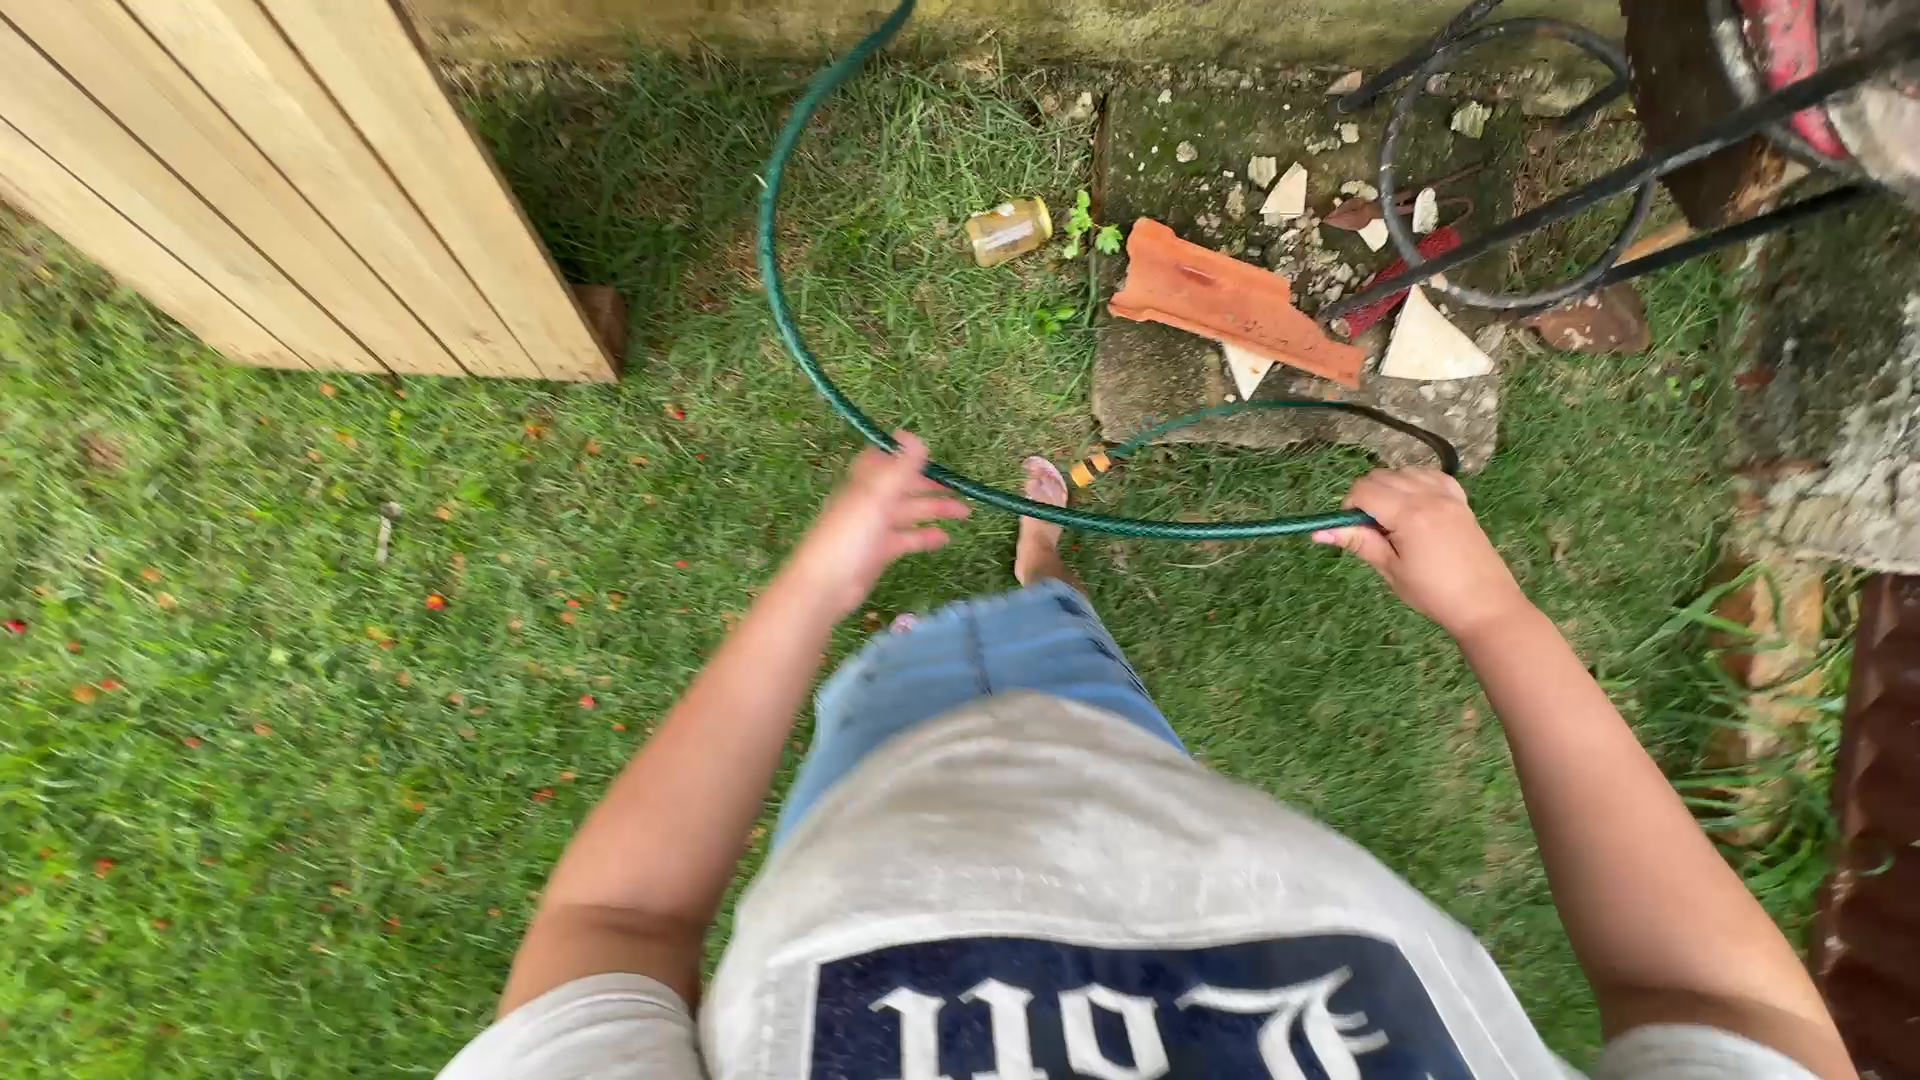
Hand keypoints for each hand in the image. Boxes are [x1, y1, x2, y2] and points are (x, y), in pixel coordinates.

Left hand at [780, 431, 970, 618]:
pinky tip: (945, 537)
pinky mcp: (880, 552)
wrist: (825, 584)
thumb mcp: (876, 496)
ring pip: (909, 512)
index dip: (906, 455)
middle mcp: (870, 501)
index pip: (885, 460)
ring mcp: (874, 528)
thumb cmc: (849, 536)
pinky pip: (907, 538)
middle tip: (961, 488)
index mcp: (865, 483)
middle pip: (903, 487)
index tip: (932, 454)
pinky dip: (926, 536)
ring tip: (965, 512)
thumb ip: (898, 467)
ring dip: (934, 510)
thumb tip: (910, 433)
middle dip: (930, 485)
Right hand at [1313, 468, 1531, 640]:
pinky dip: (1415, 483)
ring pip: (1404, 472)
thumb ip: (1357, 541)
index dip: (1349, 507)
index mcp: (1409, 515)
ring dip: (1389, 488)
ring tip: (1393, 519)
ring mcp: (1448, 496)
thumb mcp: (1389, 568)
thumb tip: (1318, 531)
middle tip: (1372, 529)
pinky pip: (1431, 476)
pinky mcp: (1461, 501)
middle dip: (1366, 496)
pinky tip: (1414, 504)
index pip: (1364, 490)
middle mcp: (1429, 496)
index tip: (1354, 531)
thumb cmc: (1432, 593)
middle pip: (1381, 476)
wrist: (1485, 604)